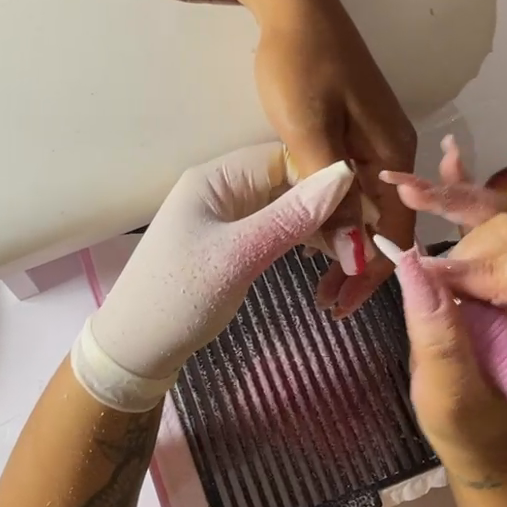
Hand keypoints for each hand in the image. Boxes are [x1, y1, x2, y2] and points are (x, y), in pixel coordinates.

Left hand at [70, 144, 354, 411]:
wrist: (136, 348)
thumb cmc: (178, 299)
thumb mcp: (238, 256)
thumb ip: (291, 217)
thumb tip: (345, 174)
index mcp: (219, 176)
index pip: (290, 158)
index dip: (332, 179)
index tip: (371, 210)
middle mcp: (226, 186)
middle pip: (294, 180)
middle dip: (333, 207)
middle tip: (369, 240)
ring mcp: (231, 214)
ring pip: (291, 206)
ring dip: (324, 226)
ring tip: (356, 255)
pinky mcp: (236, 240)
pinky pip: (281, 227)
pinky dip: (306, 239)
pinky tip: (331, 256)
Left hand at [209, 0, 417, 318]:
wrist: (294, 5)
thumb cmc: (300, 64)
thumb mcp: (308, 130)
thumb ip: (329, 192)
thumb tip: (355, 255)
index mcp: (392, 151)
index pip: (396, 230)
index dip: (373, 273)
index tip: (343, 304)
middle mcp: (394, 150)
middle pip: (384, 224)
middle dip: (358, 265)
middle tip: (326, 300)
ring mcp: (376, 139)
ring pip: (367, 208)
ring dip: (345, 244)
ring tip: (319, 279)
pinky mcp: (356, 132)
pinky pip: (354, 186)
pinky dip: (336, 214)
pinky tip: (313, 233)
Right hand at [378, 139, 506, 463]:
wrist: (479, 426)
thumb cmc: (471, 421)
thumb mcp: (452, 395)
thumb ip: (439, 336)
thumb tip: (412, 265)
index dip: (483, 271)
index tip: (432, 284)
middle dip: (463, 246)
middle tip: (415, 259)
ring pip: (497, 217)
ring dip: (452, 198)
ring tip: (404, 186)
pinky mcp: (497, 262)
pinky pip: (484, 215)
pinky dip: (461, 188)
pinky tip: (446, 155)